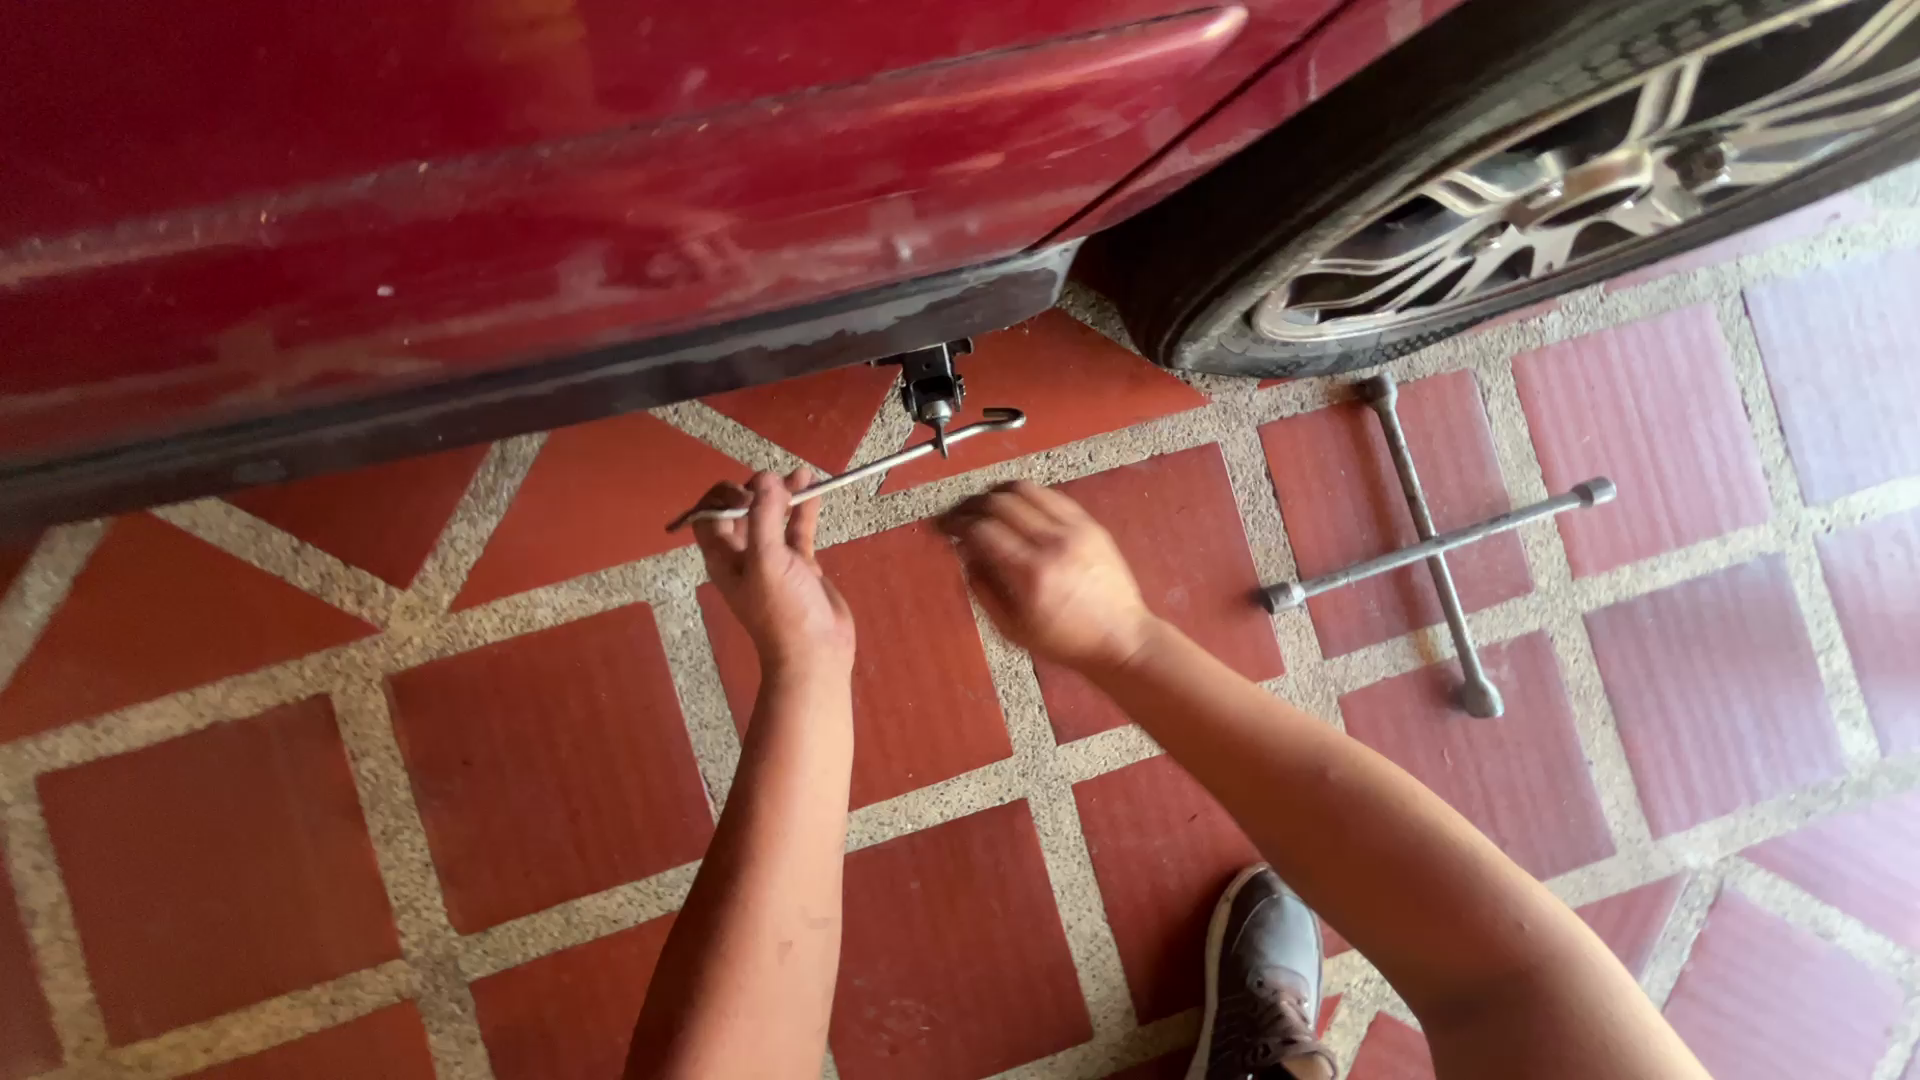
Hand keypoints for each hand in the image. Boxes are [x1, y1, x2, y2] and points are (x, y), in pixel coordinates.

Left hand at [692, 469, 854, 677]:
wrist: (815, 652)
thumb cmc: (783, 610)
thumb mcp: (767, 560)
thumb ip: (764, 516)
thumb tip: (766, 477)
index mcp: (723, 557)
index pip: (709, 516)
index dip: (722, 496)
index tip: (749, 491)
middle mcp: (745, 556)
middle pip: (742, 511)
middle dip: (757, 489)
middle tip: (778, 481)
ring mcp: (774, 560)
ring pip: (774, 518)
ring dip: (785, 495)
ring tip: (803, 475)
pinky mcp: (800, 565)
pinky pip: (798, 530)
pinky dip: (805, 510)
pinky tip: (815, 491)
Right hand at [939, 480, 1157, 671]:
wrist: (1120, 637)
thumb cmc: (1063, 641)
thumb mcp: (1012, 628)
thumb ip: (983, 589)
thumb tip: (965, 553)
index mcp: (1031, 574)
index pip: (982, 530)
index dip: (956, 524)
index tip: (943, 527)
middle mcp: (1052, 543)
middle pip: (999, 503)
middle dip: (970, 505)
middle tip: (957, 514)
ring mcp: (1075, 529)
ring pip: (1024, 490)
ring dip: (995, 493)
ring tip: (982, 505)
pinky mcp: (1090, 524)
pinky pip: (1051, 495)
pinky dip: (1026, 495)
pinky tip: (1015, 505)